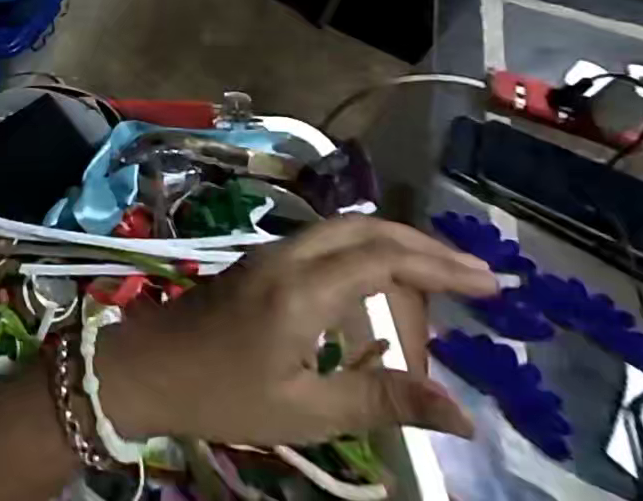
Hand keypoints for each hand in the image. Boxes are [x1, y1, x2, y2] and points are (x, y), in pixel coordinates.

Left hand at [95, 216, 500, 445]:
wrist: (149, 366)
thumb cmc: (223, 394)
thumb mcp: (304, 411)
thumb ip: (380, 401)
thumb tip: (462, 413)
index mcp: (301, 289)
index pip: (382, 258)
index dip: (440, 267)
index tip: (492, 282)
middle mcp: (288, 256)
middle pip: (365, 229)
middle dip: (424, 245)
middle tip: (477, 274)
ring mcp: (271, 252)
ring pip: (343, 229)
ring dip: (395, 242)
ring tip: (443, 276)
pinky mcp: (262, 260)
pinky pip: (325, 241)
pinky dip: (366, 249)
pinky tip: (383, 279)